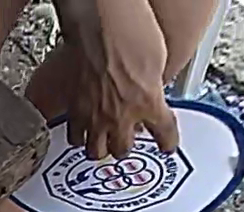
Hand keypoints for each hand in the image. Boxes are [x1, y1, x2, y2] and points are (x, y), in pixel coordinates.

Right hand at [55, 0, 179, 157]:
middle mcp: (121, 117)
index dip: (168, 143)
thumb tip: (153, 89)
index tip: (168, 147)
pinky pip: (75, 138)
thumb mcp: (157, 57)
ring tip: (103, 141)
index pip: (164, 134)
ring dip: (101, 148)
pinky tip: (82, 131)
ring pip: (96, 152)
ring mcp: (95, 118)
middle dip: (126, 146)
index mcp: (148, 102)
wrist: (100, 26)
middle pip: (122, 150)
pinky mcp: (75, 113)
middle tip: (128, 140)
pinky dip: (80, 138)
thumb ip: (155, 82)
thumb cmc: (130, 32)